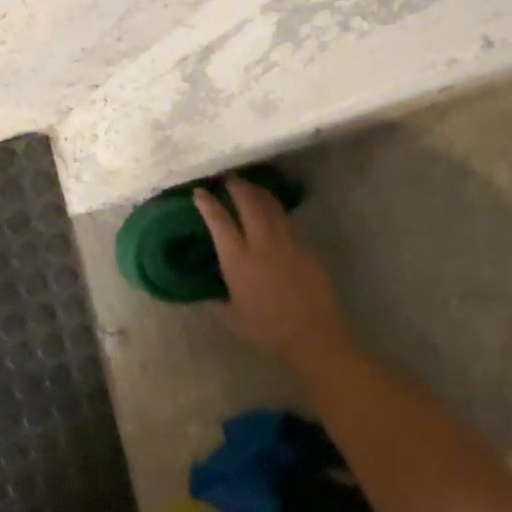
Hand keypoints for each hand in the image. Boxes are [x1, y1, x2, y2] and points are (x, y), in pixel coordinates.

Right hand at [193, 175, 349, 359]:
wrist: (312, 334)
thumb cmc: (266, 329)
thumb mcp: (232, 318)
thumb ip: (216, 302)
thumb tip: (204, 295)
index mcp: (238, 262)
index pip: (220, 224)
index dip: (208, 205)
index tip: (200, 192)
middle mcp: (262, 246)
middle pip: (249, 204)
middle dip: (237, 187)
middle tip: (227, 177)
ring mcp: (287, 244)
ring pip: (271, 207)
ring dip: (258, 192)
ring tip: (249, 185)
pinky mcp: (305, 249)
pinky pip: (285, 223)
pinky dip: (274, 212)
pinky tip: (270, 214)